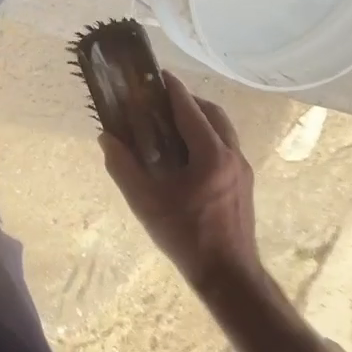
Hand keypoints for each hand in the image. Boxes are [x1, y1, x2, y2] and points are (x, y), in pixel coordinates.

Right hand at [100, 71, 262, 297]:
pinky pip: (226, 147)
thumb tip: (106, 138)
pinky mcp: (244, 186)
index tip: (157, 74)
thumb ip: (122, 166)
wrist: (229, 277)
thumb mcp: (144, 201)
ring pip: (223, 131)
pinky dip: (208, 137)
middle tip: (163, 99)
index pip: (190, 109)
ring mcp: (243, 171)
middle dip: (189, 101)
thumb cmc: (185, 235)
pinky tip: (187, 154)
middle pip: (213, 114)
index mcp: (211, 154)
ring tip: (173, 124)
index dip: (173, 89)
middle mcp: (232, 156)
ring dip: (201, 119)